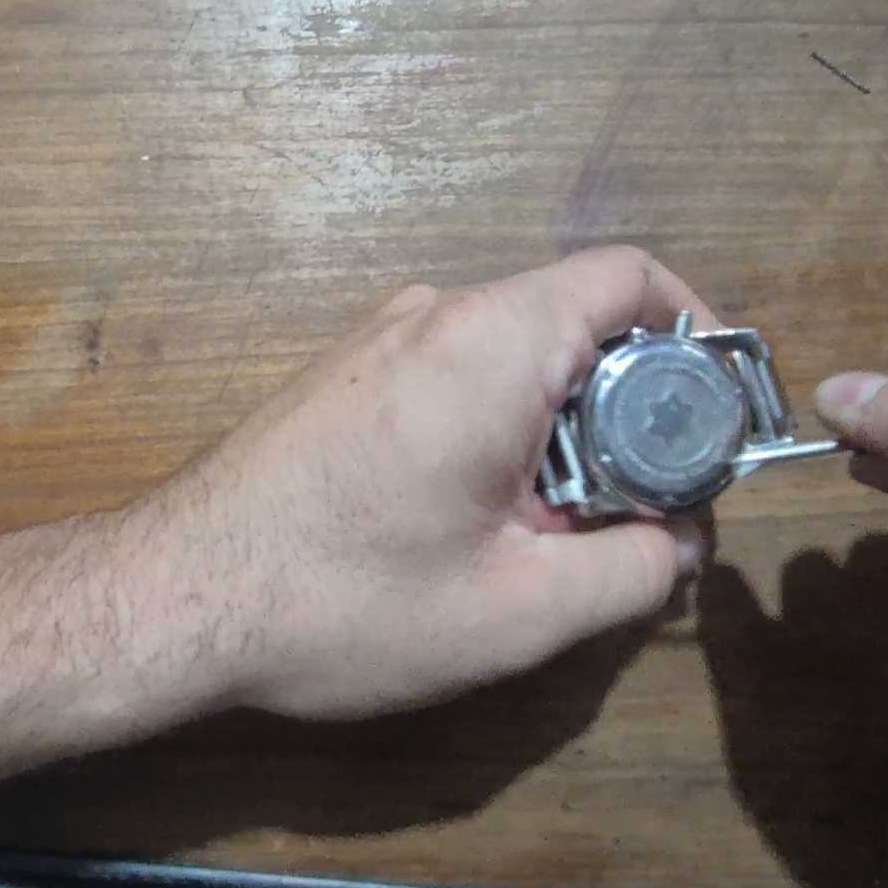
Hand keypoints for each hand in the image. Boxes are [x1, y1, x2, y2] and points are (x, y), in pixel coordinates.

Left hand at [141, 247, 710, 720]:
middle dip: (622, 413)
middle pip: (571, 324)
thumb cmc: (343, 601)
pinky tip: (466, 518)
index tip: (711, 417)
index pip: (628, 277)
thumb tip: (676, 539)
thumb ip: (633, 569)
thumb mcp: (517, 610)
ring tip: (537, 534)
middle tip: (626, 511)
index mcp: (488, 342)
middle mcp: (430, 315)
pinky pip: (449, 380)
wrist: (175, 595)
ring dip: (551, 435)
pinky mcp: (341, 377)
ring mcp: (375, 341)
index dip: (695, 332)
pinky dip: (490, 433)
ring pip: (509, 359)